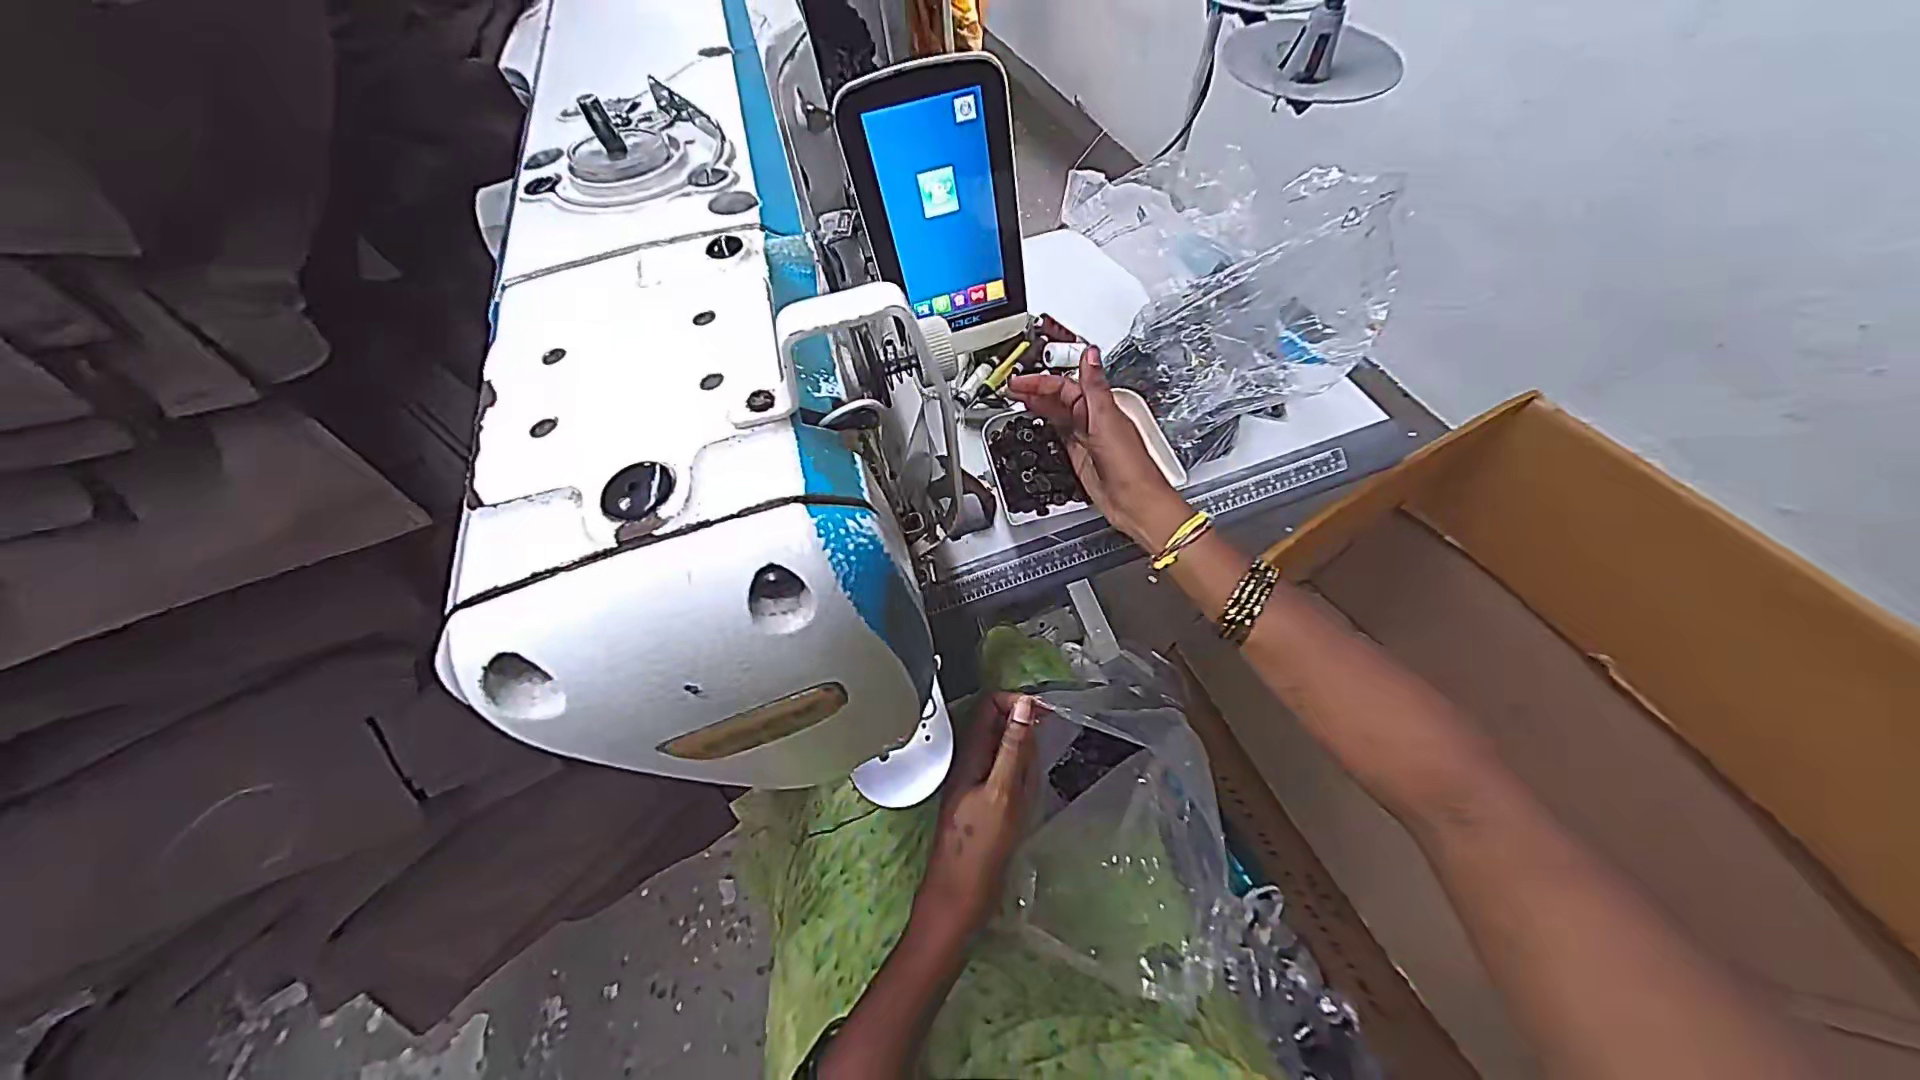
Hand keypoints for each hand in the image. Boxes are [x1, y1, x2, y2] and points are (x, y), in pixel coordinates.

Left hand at [913, 693, 1043, 940]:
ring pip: (1003, 750)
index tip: (1044, 712)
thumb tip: (1023, 704)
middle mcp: (971, 764)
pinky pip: (1005, 774)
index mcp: (969, 755)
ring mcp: (976, 784)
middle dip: (1024, 725)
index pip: (988, 706)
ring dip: (1024, 751)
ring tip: (1039, 769)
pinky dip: (1022, 774)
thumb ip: (1012, 748)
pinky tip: (1033, 789)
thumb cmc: (979, 850)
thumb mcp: (1002, 793)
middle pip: (996, 725)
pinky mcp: (985, 804)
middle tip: (1049, 739)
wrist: (958, 901)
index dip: (1015, 701)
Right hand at [1007, 348, 1192, 550]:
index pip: (1066, 385)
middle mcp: (1093, 420)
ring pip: (1058, 415)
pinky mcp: (1080, 457)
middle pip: (1060, 398)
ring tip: (1018, 401)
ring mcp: (1086, 438)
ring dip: (1039, 406)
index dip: (1042, 380)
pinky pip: (1060, 436)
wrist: (1134, 501)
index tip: (1021, 380)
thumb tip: (1091, 353)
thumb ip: (1095, 387)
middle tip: (1012, 388)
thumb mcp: (1107, 420)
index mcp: (1101, 406)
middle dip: (1036, 390)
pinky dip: (1047, 427)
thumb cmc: (1129, 465)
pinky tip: (1039, 424)